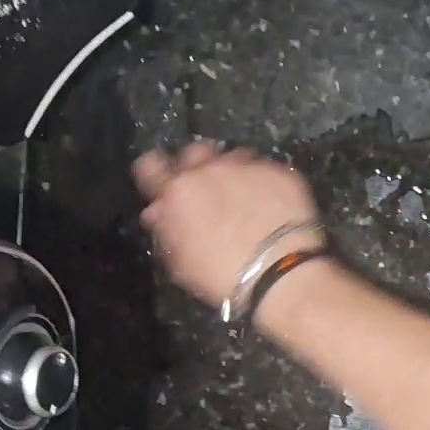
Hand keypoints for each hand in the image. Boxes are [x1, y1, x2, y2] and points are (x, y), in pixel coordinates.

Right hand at [133, 141, 324, 305]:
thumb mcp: (181, 261)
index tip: (166, 183)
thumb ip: (166, 229)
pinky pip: (265, 167)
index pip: (150, 166)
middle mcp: (207, 170)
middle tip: (210, 188)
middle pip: (193, 152)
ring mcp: (244, 166)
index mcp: (176, 192)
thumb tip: (158, 212)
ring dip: (233, 171)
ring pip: (231, 155)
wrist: (278, 273)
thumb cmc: (223, 277)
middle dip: (198, 166)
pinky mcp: (278, 171)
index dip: (156, 172)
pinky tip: (272, 200)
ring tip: (245, 194)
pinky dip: (264, 180)